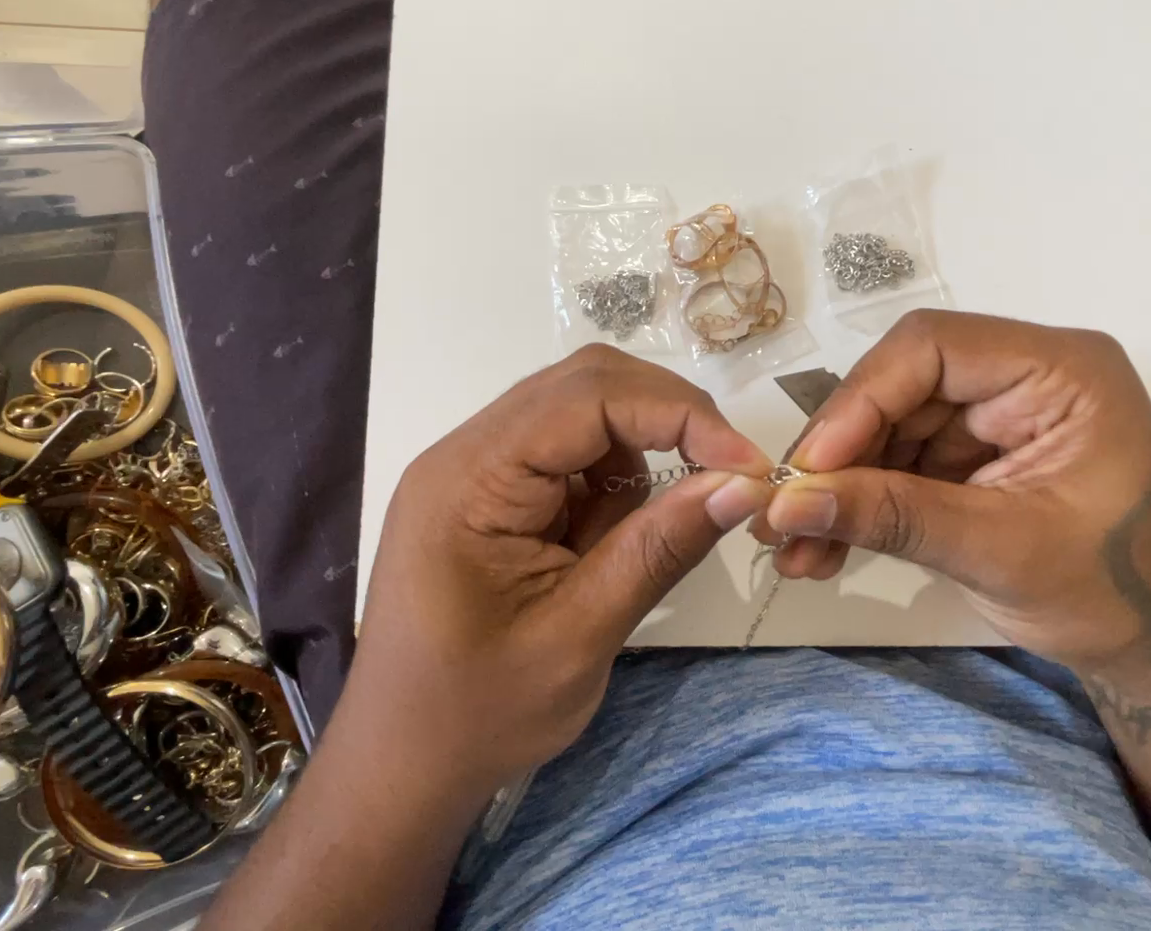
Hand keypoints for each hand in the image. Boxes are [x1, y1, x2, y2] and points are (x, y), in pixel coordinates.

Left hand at [348, 345, 773, 793]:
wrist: (403, 764)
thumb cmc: (478, 714)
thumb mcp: (580, 636)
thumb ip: (658, 549)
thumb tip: (742, 484)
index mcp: (470, 479)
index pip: (585, 398)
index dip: (677, 414)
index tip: (747, 465)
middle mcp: (466, 453)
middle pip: (583, 386)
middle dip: (665, 421)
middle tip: (724, 478)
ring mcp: (477, 470)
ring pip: (583, 415)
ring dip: (634, 461)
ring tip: (619, 549)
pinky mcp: (493, 494)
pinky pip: (570, 456)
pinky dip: (609, 488)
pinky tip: (597, 548)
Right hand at [756, 310, 1150, 670]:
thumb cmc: (1114, 594)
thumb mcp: (999, 552)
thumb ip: (891, 517)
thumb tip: (786, 505)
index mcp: (1058, 371)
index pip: (932, 348)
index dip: (859, 401)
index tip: (809, 469)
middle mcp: (1019, 376)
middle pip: (898, 388)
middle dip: (839, 456)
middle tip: (785, 514)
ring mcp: (991, 416)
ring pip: (886, 429)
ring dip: (839, 488)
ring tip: (795, 547)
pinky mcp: (969, 454)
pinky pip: (897, 463)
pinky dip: (860, 504)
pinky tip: (824, 547)